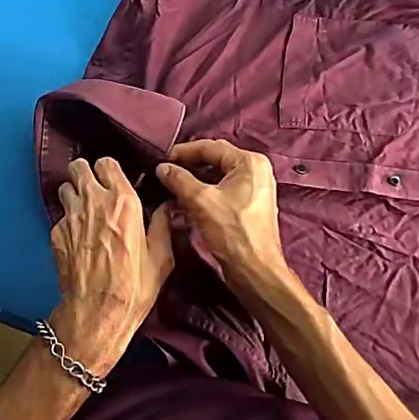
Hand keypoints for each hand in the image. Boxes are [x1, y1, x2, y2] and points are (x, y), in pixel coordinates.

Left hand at [49, 158, 174, 375]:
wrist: (97, 313)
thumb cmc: (132, 288)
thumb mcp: (161, 257)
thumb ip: (164, 224)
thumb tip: (169, 206)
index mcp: (124, 203)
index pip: (107, 163)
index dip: (110, 170)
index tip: (115, 180)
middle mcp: (94, 202)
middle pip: (79, 166)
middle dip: (85, 173)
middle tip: (94, 187)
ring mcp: (71, 217)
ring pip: (65, 187)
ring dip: (74, 193)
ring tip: (85, 210)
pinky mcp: (56, 233)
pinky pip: (60, 215)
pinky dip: (67, 220)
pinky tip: (78, 237)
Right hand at [155, 139, 295, 297]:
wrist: (256, 272)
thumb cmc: (232, 232)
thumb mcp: (200, 201)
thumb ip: (178, 179)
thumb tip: (162, 167)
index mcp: (249, 162)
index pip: (210, 147)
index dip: (184, 152)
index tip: (163, 159)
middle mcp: (256, 171)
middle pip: (215, 160)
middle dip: (189, 166)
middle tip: (166, 172)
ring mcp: (255, 189)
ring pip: (218, 177)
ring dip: (195, 181)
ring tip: (172, 185)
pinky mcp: (250, 206)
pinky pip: (223, 191)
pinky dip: (205, 193)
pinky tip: (186, 200)